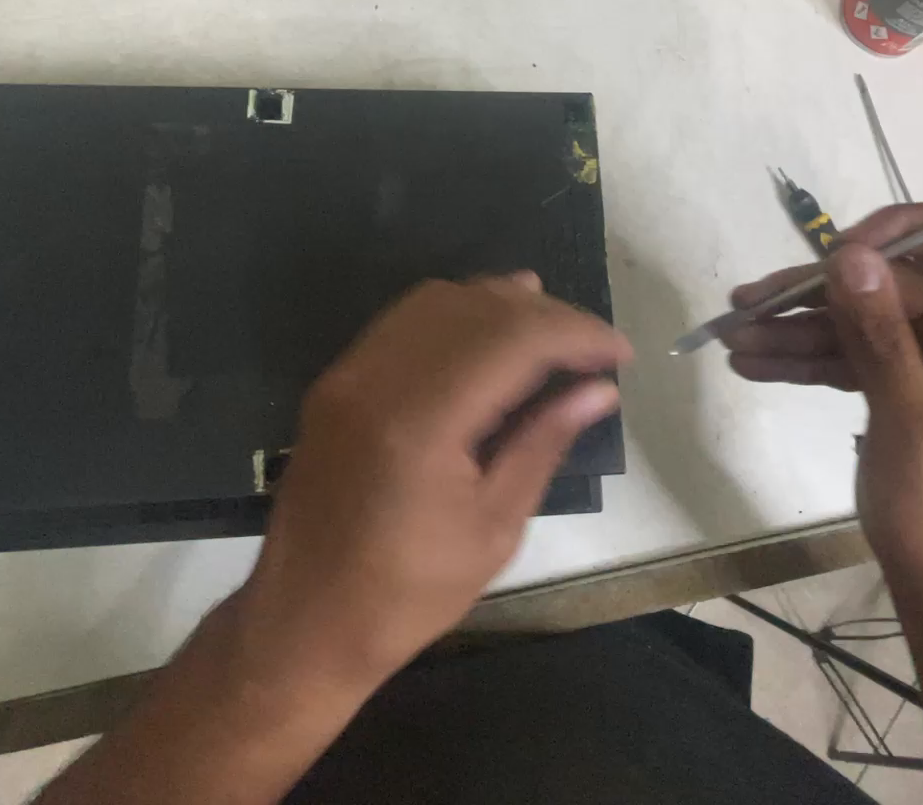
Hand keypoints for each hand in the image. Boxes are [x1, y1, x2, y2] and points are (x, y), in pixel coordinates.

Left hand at [235, 273, 631, 692]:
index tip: (619, 352)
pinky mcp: (338, 380)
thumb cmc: (406, 594)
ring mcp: (350, 373)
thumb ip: (544, 443)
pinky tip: (490, 332)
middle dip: (546, 315)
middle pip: (477, 309)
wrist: (303, 620)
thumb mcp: (493, 528)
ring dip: (501, 306)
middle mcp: (378, 378)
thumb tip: (599, 390)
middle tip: (592, 346)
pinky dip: (457, 315)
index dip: (574, 332)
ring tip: (552, 329)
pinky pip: (406, 321)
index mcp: (420, 423)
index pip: (512, 339)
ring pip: (438, 302)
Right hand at [723, 205, 922, 595]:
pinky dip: (804, 362)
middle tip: (747, 303)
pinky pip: (849, 361)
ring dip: (795, 331)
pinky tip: (753, 364)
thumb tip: (848, 253)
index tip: (836, 252)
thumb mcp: (911, 415)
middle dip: (816, 297)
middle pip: (889, 287)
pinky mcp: (901, 393)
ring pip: (859, 325)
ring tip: (732, 338)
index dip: (900, 233)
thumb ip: (878, 330)